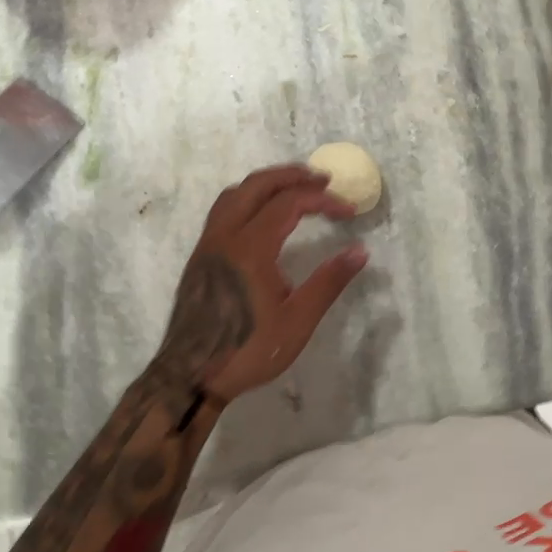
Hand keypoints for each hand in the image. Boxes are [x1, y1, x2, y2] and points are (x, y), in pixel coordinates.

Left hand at [152, 165, 368, 403]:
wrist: (190, 375)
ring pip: (235, 194)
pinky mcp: (200, 257)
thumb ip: (329, 281)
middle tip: (323, 180)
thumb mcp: (298, 320)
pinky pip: (224, 210)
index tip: (349, 211)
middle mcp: (225, 236)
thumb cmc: (248, 349)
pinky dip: (249, 199)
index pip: (289, 202)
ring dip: (267, 184)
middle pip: (258, 185)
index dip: (322, 200)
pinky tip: (264, 216)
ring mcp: (208, 244)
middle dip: (292, 176)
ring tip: (294, 189)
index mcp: (250, 247)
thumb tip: (360, 251)